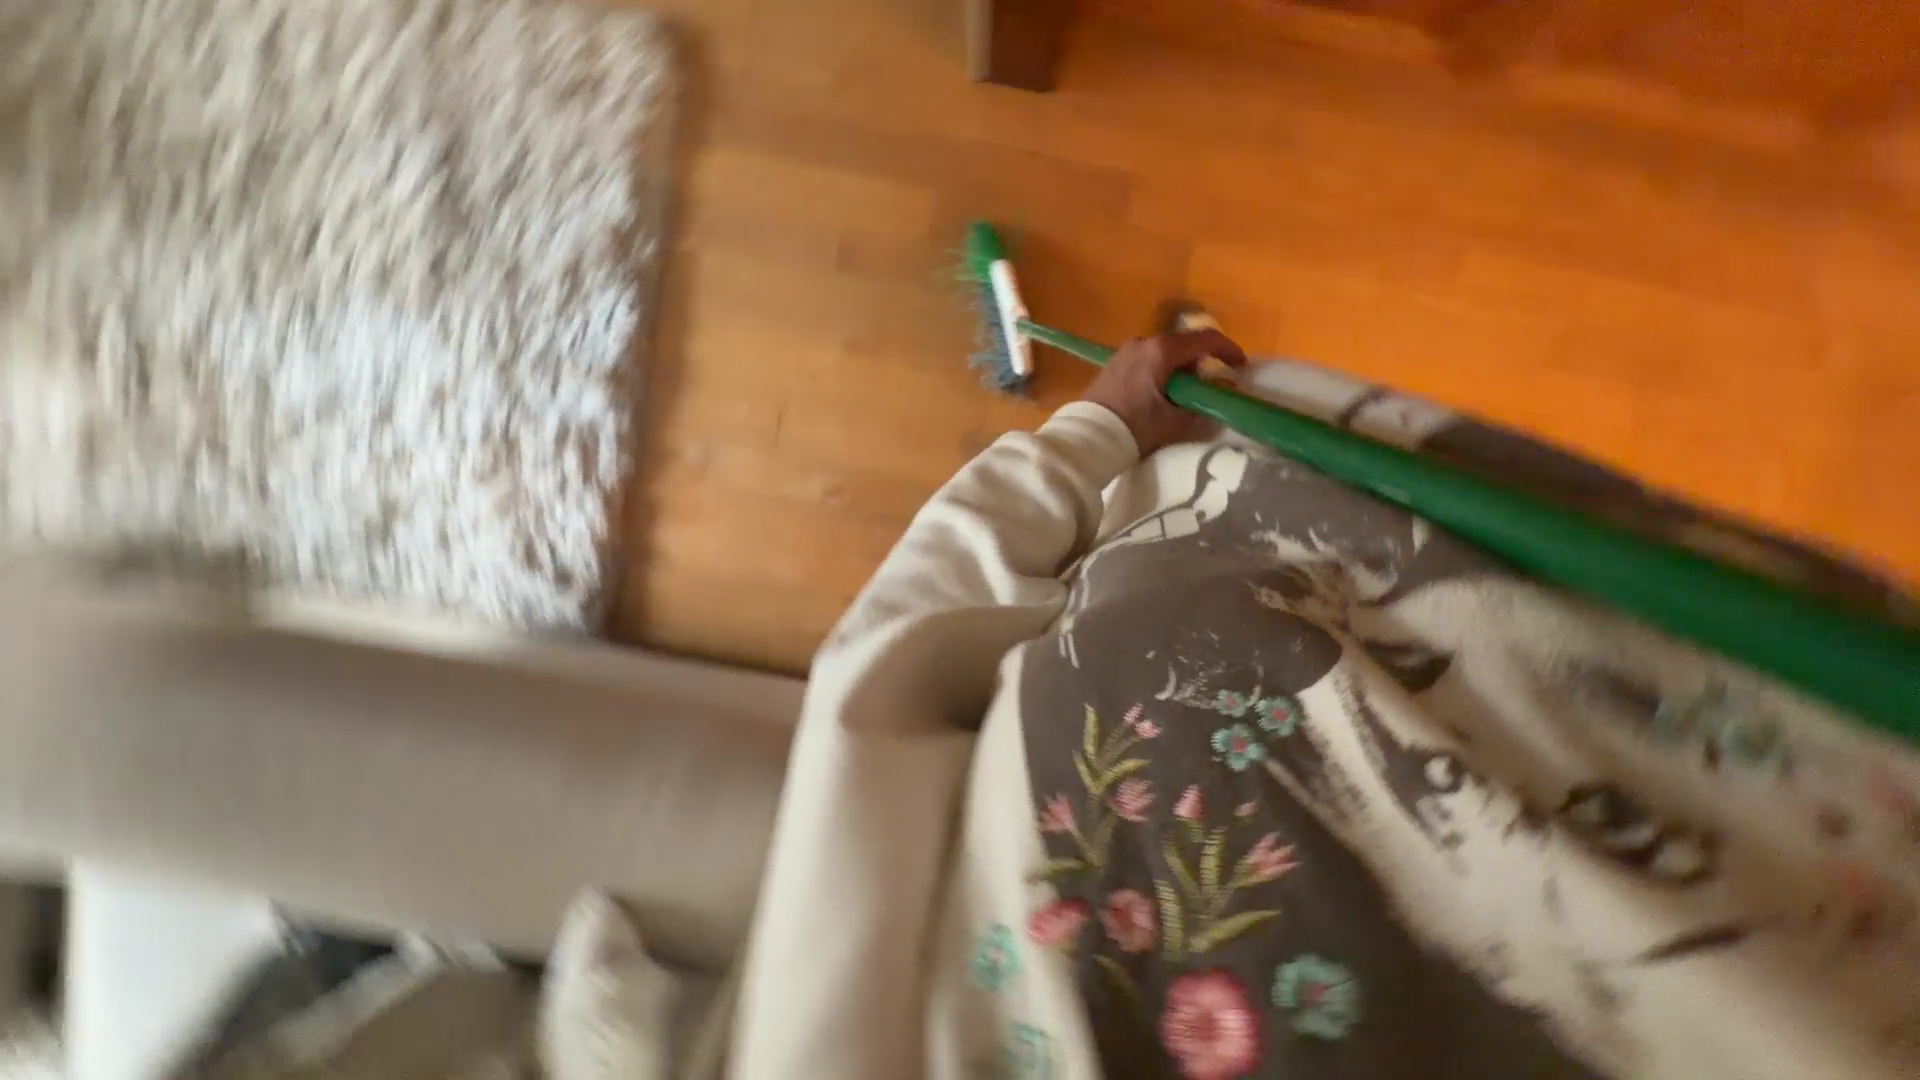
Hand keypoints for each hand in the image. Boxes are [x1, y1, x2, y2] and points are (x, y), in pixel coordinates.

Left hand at [1081, 330, 1246, 455]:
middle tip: (1206, 390)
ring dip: (1178, 370)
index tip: (1240, 368)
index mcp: (1162, 350)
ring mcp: (1126, 351)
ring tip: (1180, 398)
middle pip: (1183, 345)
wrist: (1088, 436)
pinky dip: (1160, 372)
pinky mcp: (1114, 363)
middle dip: (1200, 365)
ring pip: (1164, 353)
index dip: (1228, 351)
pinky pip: (1147, 360)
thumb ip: (1204, 404)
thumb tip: (1224, 392)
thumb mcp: (1175, 421)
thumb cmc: (1135, 426)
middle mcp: (1144, 342)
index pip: (1205, 339)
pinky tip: (1158, 396)